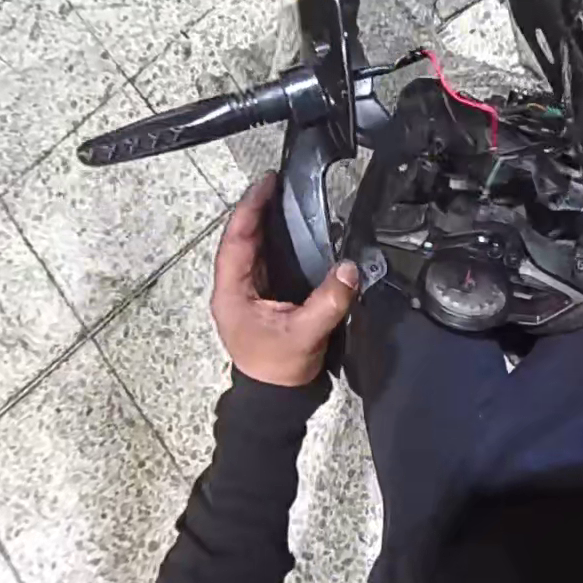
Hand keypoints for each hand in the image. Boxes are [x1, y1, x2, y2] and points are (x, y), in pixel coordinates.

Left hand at [211, 173, 359, 386]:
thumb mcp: (305, 335)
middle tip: (277, 183)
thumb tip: (349, 269)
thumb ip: (328, 302)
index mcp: (232, 293)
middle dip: (256, 210)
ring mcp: (244, 293)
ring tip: (282, 198)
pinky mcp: (259, 298)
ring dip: (263, 223)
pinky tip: (288, 231)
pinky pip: (262, 261)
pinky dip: (272, 242)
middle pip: (240, 239)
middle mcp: (233, 288)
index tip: (265, 184)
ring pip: (250, 249)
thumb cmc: (280, 369)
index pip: (237, 240)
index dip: (250, 209)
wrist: (275, 399)